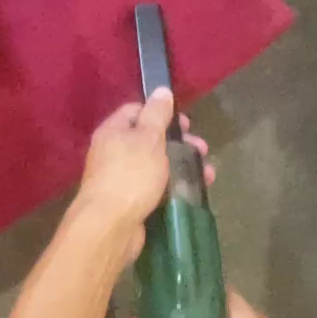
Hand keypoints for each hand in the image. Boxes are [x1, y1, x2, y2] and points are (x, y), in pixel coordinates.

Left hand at [72, 91, 210, 263]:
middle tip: (202, 149)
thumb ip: (157, 114)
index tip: (186, 123)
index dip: (162, 113)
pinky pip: (156, 189)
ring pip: (156, 167)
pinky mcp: (130, 203)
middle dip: (179, 143)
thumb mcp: (148, 138)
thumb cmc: (130, 176)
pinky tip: (193, 193)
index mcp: (113, 132)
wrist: (110, 227)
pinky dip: (174, 188)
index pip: (137, 111)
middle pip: (150, 140)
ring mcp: (120, 180)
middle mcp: (113, 153)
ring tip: (206, 174)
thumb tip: (161, 90)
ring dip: (182, 167)